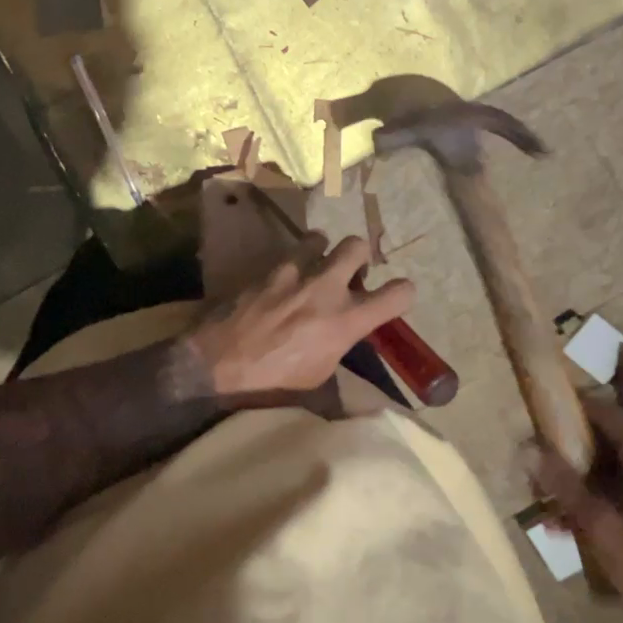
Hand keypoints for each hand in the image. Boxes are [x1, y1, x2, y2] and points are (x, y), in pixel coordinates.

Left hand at [182, 235, 413, 396]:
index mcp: (345, 321)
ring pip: (319, 238)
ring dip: (321, 250)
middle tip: (351, 273)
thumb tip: (348, 356)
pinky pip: (286, 254)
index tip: (397, 297)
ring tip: (314, 267)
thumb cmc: (272, 383)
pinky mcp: (265, 269)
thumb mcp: (318, 380)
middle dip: (359, 255)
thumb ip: (340, 356)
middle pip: (357, 246)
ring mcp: (293, 273)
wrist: (219, 364)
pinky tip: (282, 281)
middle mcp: (325, 289)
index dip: (404, 293)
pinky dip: (291, 262)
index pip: (397, 294)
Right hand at [529, 401, 622, 622]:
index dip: (575, 406)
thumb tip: (527, 446)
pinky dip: (590, 507)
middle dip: (565, 453)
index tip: (540, 406)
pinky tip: (561, 528)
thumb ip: (566, 486)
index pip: (610, 416)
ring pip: (607, 476)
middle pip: (605, 446)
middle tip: (532, 461)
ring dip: (573, 484)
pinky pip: (616, 501)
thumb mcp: (604, 529)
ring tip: (540, 500)